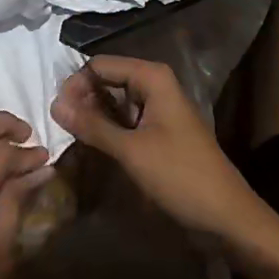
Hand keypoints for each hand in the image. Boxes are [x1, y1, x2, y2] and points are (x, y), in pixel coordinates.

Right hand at [50, 57, 261, 239]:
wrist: (224, 213)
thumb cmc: (179, 175)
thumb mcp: (132, 151)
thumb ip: (93, 126)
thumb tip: (55, 104)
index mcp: (152, 76)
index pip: (101, 65)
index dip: (76, 83)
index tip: (54, 112)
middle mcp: (154, 83)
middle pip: (108, 79)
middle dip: (82, 98)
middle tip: (58, 127)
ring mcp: (157, 107)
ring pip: (114, 100)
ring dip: (93, 115)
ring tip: (69, 136)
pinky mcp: (157, 129)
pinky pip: (125, 119)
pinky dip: (107, 128)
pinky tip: (91, 143)